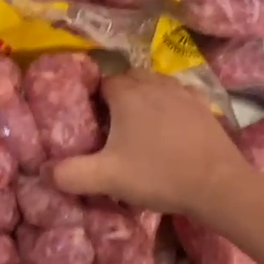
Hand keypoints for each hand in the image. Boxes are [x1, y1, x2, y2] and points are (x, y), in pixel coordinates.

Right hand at [51, 70, 250, 213]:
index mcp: (126, 94)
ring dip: (144, 95)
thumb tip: (44, 171)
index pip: (100, 81)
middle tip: (110, 122)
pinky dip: (169, 104)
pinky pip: (177, 94)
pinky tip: (168, 126)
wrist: (219, 185)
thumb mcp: (107, 178)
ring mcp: (181, 92)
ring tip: (138, 122)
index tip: (88, 118)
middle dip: (117, 93)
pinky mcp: (203, 106)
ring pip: (153, 83)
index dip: (91, 97)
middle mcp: (153, 84)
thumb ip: (70, 174)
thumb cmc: (158, 175)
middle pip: (127, 78)